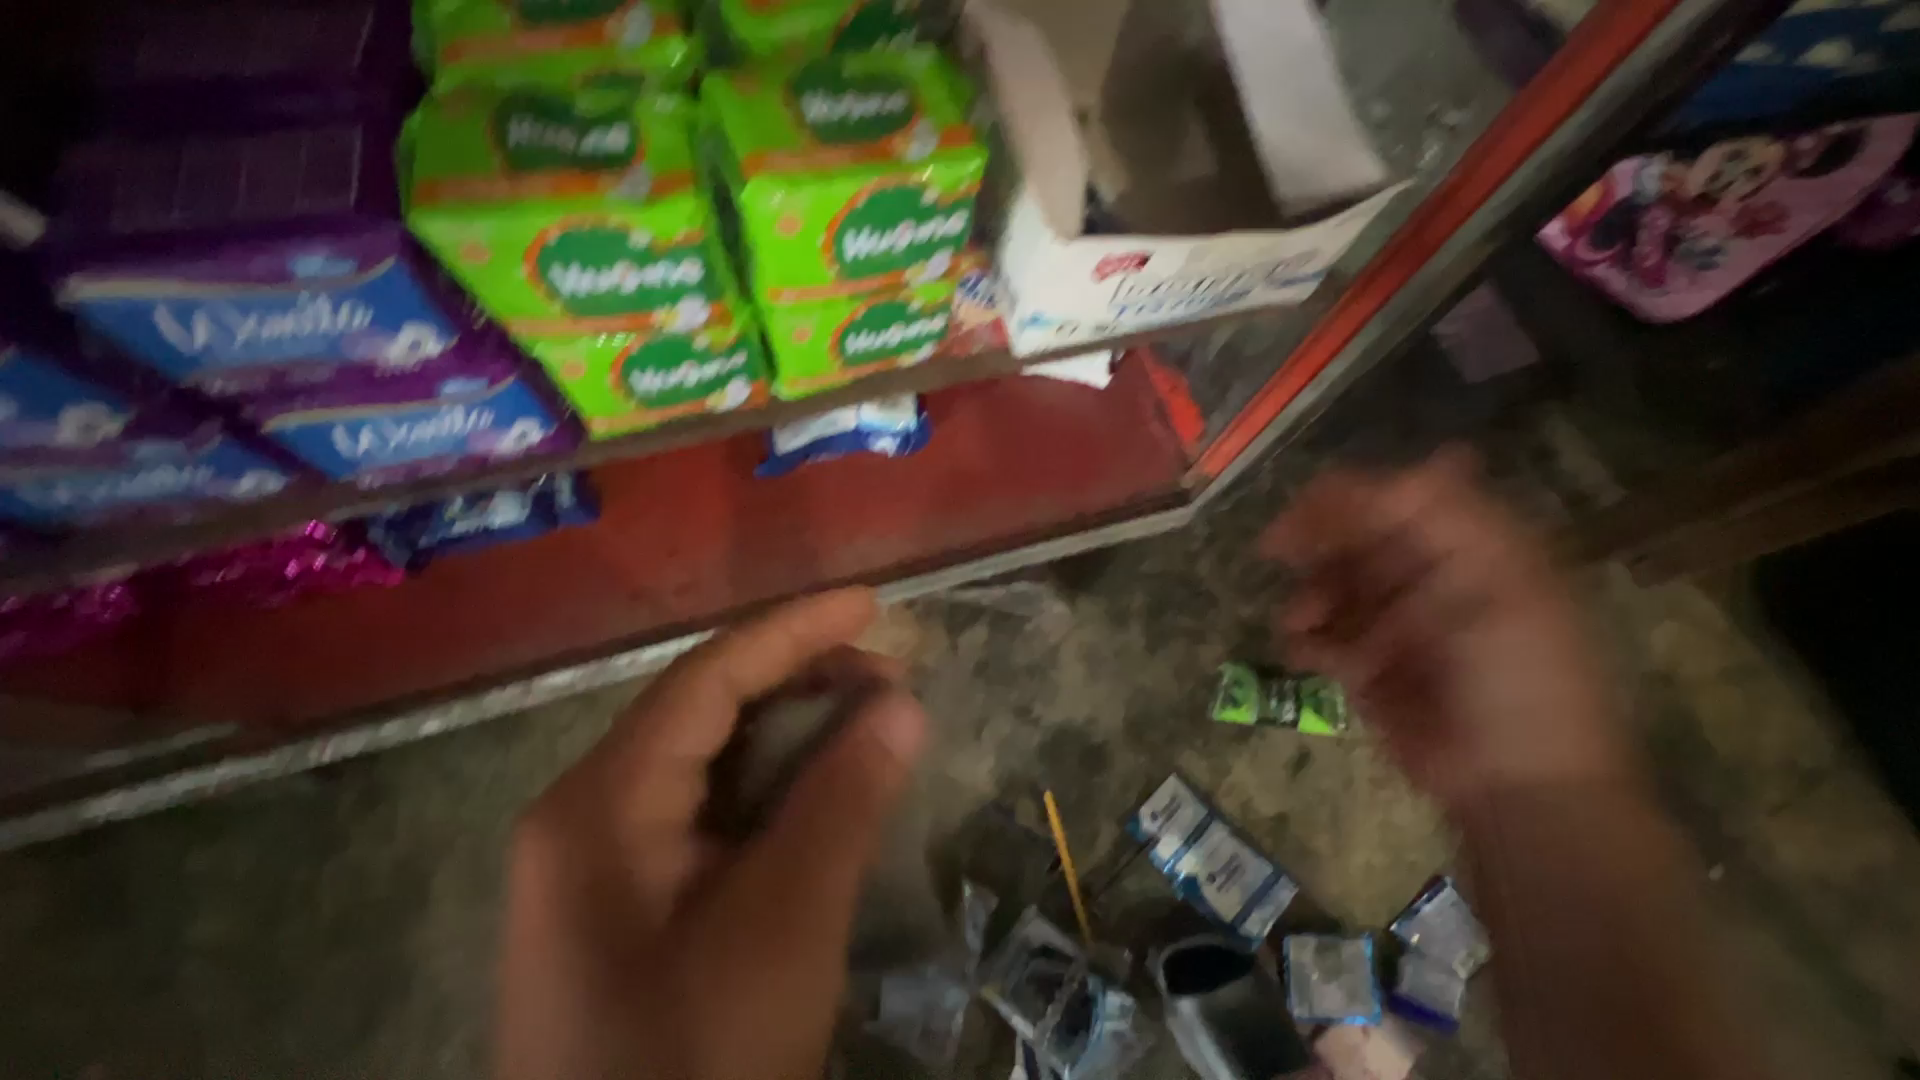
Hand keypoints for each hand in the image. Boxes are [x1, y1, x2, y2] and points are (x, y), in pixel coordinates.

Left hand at [494, 588, 928, 1079]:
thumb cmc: (695, 1064)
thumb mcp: (782, 928)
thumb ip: (842, 803)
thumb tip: (901, 704)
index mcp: (597, 805)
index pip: (706, 680)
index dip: (794, 631)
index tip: (873, 604)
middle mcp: (584, 816)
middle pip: (702, 714)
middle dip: (798, 683)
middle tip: (890, 679)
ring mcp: (600, 865)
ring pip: (707, 766)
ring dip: (790, 739)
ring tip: (872, 726)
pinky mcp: (626, 907)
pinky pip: (705, 818)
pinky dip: (771, 796)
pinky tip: (824, 795)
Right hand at [1263, 448, 1630, 812]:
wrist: (1519, 784)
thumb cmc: (1521, 678)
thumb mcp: (1504, 588)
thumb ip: (1460, 525)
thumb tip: (1435, 453)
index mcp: (1472, 549)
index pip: (1401, 498)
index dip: (1353, 496)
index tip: (1305, 507)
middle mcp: (1430, 577)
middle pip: (1356, 538)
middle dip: (1317, 542)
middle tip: (1276, 549)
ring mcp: (1395, 623)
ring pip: (1331, 586)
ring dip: (1309, 594)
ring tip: (1299, 620)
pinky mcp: (1367, 667)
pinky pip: (1322, 638)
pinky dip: (1307, 640)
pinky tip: (1305, 653)